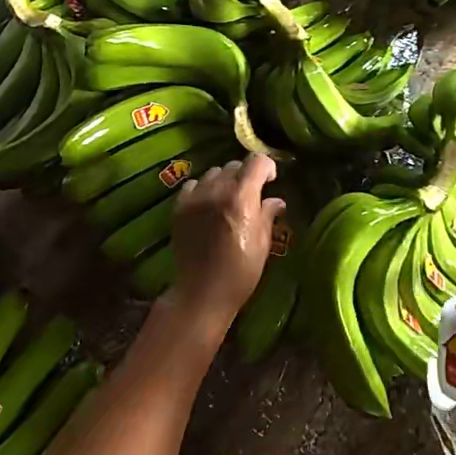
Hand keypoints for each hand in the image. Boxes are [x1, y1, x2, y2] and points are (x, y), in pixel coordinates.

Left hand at [167, 154, 285, 326]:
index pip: (256, 161)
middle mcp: (217, 190)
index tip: (270, 180)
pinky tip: (209, 204)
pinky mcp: (179, 208)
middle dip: (247, 175)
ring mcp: (195, 198)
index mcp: (242, 197)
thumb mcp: (263, 243)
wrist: (201, 293)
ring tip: (229, 199)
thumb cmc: (240, 271)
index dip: (267, 167)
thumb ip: (268, 214)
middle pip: (235, 165)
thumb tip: (276, 200)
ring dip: (225, 180)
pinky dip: (204, 189)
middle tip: (251, 193)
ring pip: (214, 173)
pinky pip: (194, 185)